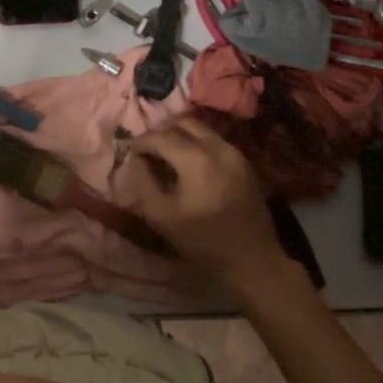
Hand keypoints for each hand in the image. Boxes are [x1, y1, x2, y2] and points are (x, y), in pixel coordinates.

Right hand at [117, 117, 291, 293]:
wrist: (252, 259)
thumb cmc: (202, 241)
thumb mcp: (161, 216)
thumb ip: (144, 182)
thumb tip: (138, 160)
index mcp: (196, 159)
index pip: (161, 136)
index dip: (141, 142)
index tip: (130, 152)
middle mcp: (218, 147)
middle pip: (184, 123)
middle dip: (161, 132)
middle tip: (148, 150)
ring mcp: (235, 153)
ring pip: (202, 130)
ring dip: (180, 136)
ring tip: (167, 156)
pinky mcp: (245, 163)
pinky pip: (215, 142)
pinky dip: (197, 145)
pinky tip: (189, 165)